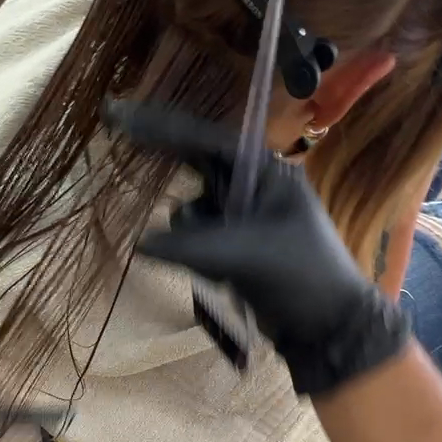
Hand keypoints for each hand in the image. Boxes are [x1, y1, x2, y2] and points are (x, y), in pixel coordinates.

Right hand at [105, 99, 409, 395]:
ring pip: (190, 217)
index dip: (157, 127)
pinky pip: (196, 243)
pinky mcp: (234, 247)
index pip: (202, 140)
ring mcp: (242, 217)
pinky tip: (220, 279)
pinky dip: (195, 258)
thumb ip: (189, 247)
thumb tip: (140, 242)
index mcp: (264, 171)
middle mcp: (251, 186)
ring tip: (220, 268)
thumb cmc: (300, 278)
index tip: (114, 115)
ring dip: (190, 241)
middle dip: (177, 197)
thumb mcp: (244, 256)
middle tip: (159, 204)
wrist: (327, 327)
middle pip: (193, 176)